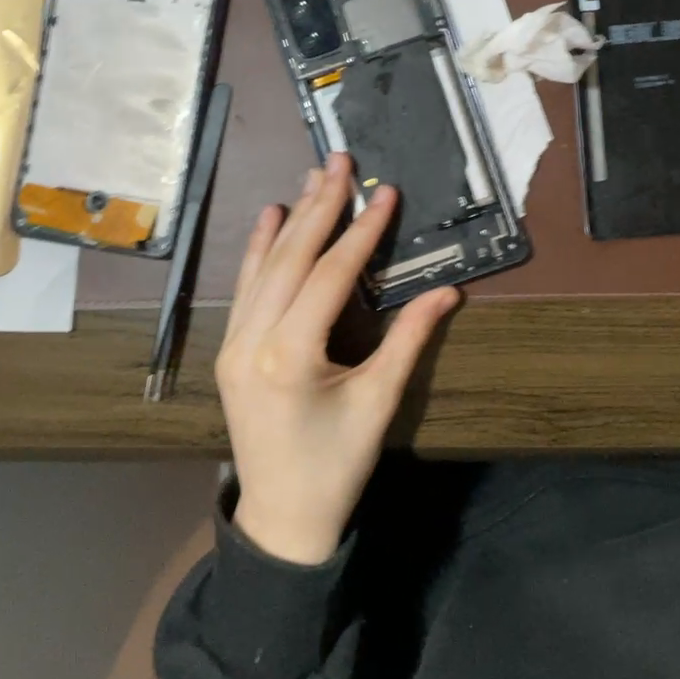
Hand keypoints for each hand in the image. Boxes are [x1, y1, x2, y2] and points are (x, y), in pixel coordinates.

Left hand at [217, 153, 459, 565]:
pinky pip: (245, 288)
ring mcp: (234, 343)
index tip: (384, 192)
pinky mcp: (229, 349)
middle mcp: (252, 339)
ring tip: (312, 177)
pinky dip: (258, 250)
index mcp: (289, 355)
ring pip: (264, 267)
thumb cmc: (337, 464)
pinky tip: (268, 218)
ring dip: (290, 219)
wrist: (283, 517)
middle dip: (319, 206)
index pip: (330, 275)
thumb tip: (450, 292)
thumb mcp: (379, 403)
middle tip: (340, 161)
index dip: (361, 232)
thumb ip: (409, 340)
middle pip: (291, 258)